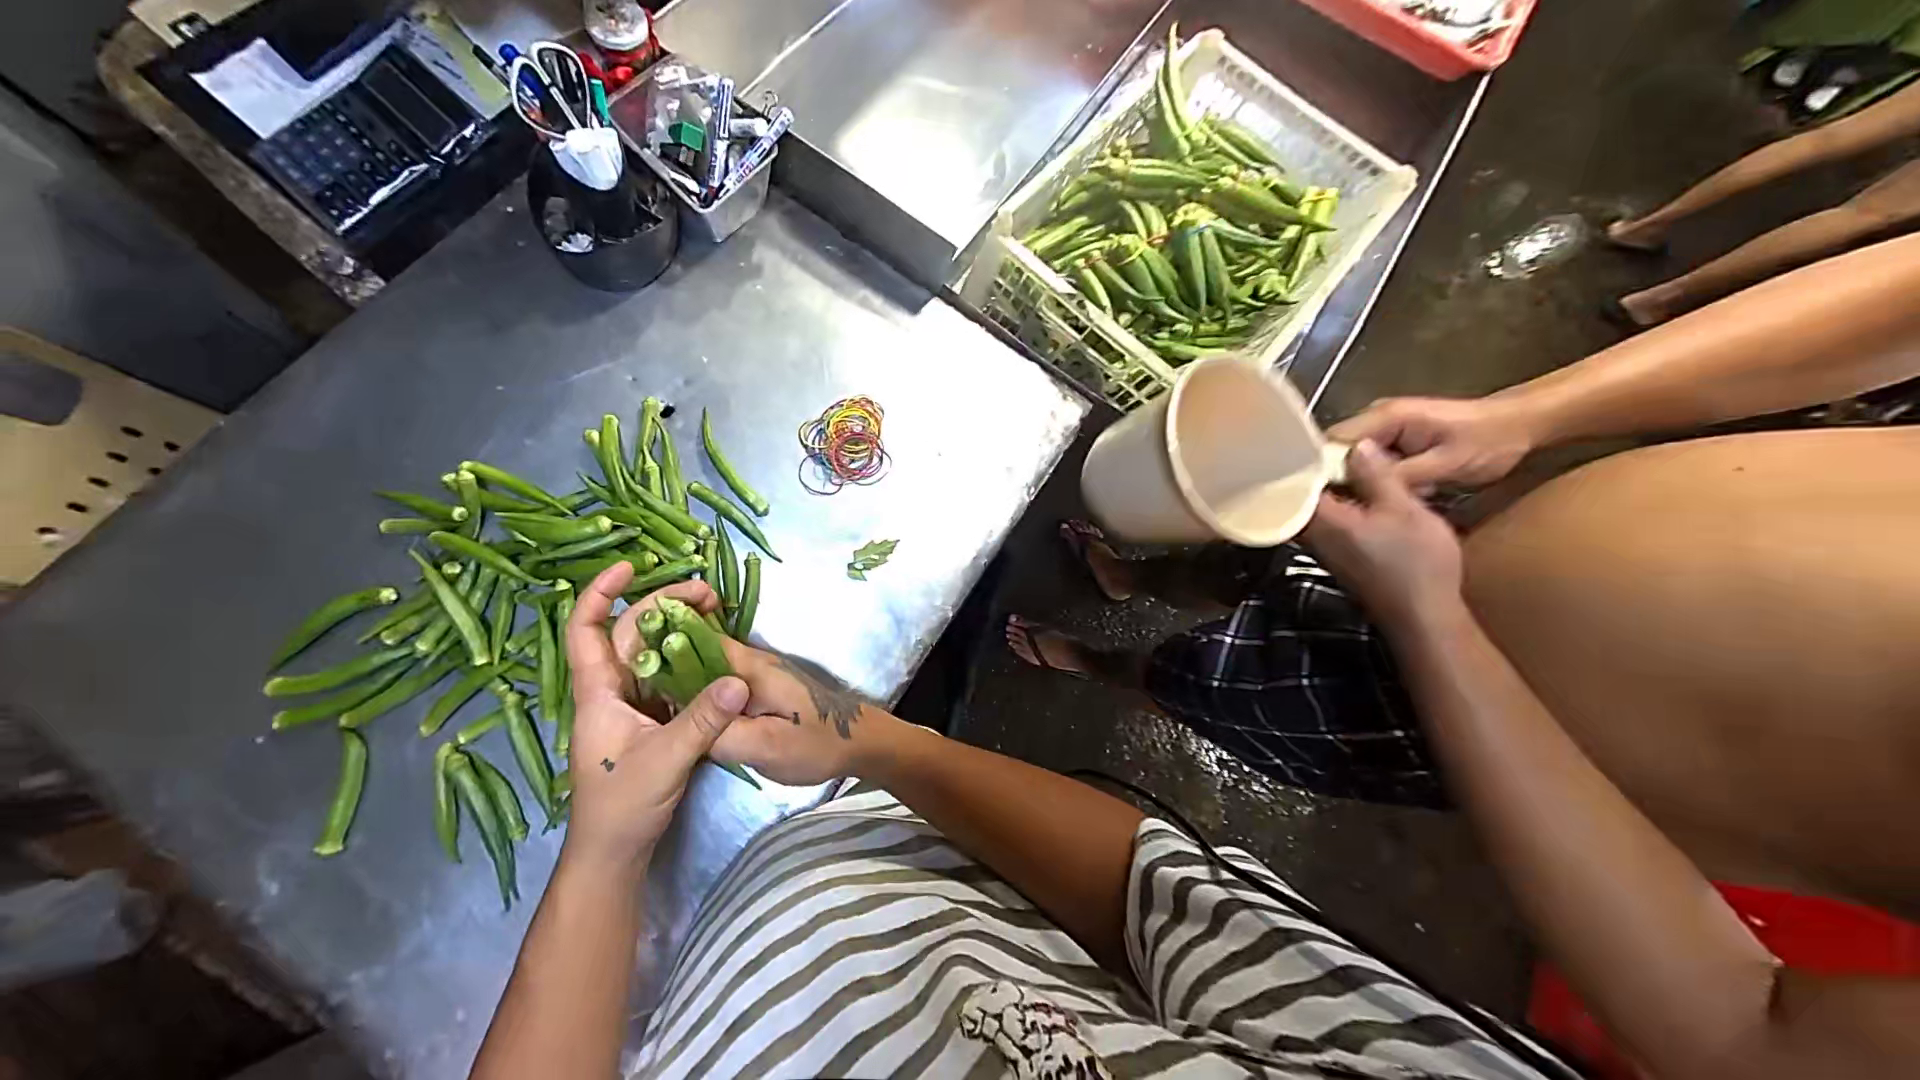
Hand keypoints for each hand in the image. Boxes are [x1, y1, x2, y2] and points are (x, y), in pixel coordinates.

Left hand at [564, 565, 749, 868]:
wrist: (616, 849)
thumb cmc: (623, 805)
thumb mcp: (666, 760)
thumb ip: (702, 721)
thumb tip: (738, 681)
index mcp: (599, 694)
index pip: (587, 631)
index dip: (600, 594)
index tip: (629, 567)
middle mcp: (614, 690)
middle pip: (631, 633)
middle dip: (664, 605)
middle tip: (708, 593)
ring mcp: (635, 704)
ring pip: (653, 652)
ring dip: (681, 628)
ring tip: (716, 611)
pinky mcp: (655, 718)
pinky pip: (672, 675)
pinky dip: (691, 656)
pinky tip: (716, 650)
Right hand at [608, 579, 894, 787]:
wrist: (859, 743)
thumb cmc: (816, 744)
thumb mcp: (765, 747)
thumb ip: (720, 734)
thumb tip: (678, 727)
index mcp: (747, 667)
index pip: (693, 641)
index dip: (657, 647)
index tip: (621, 662)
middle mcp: (748, 662)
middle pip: (695, 652)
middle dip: (661, 662)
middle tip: (621, 686)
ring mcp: (754, 676)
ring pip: (705, 669)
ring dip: (678, 679)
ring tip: (638, 701)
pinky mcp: (759, 692)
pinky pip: (718, 685)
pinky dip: (697, 693)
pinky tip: (678, 714)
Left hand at [1304, 440, 1463, 625]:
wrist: (1424, 615)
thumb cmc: (1413, 561)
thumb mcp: (1402, 508)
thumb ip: (1376, 475)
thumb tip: (1355, 445)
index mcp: (1320, 520)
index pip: (1294, 483)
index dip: (1302, 460)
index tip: (1313, 439)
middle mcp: (1312, 535)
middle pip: (1304, 496)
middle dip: (1317, 472)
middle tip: (1334, 446)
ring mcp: (1324, 548)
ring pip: (1319, 509)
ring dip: (1334, 489)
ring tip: (1351, 462)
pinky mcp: (1340, 557)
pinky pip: (1332, 522)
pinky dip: (1343, 506)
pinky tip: (1363, 494)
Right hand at [1327, 395, 1541, 490]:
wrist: (1523, 424)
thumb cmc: (1490, 442)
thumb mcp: (1446, 465)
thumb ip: (1398, 473)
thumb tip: (1355, 484)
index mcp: (1386, 418)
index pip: (1332, 443)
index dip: (1322, 471)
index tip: (1325, 501)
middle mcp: (1376, 417)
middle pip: (1336, 452)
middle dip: (1340, 481)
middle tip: (1353, 508)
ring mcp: (1384, 428)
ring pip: (1350, 459)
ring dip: (1359, 482)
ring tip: (1374, 503)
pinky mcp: (1392, 439)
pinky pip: (1368, 461)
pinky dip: (1373, 480)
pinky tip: (1389, 495)